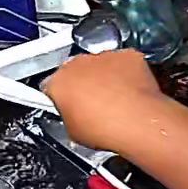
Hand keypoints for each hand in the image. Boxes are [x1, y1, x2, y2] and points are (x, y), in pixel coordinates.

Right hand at [43, 50, 173, 154]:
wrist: (137, 122)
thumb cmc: (105, 128)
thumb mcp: (73, 132)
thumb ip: (67, 116)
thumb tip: (72, 117)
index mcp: (58, 81)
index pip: (50, 86)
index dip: (58, 97)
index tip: (65, 104)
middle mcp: (78, 64)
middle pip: (74, 71)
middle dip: (81, 85)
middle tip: (91, 106)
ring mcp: (103, 57)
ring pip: (99, 65)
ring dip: (103, 78)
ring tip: (113, 101)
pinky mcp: (127, 56)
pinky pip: (122, 62)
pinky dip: (125, 73)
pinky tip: (129, 92)